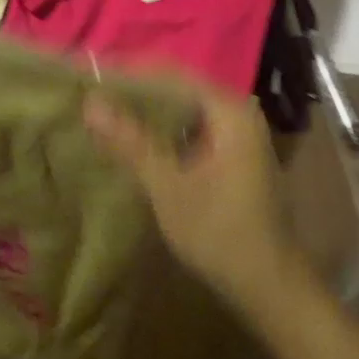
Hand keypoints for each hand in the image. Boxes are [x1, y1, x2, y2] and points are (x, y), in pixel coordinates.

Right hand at [83, 86, 296, 298]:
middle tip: (89, 92)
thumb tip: (89, 102)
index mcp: (229, 111)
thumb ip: (130, 142)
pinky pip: (187, 126)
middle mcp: (236, 112)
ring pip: (180, 107)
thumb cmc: (220, 234)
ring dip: (144, 109)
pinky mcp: (229, 153)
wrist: (270, 287)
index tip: (88, 74)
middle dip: (132, 89)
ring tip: (101, 110)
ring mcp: (236, 133)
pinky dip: (159, 128)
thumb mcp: (168, 187)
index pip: (169, 73)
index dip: (126, 71)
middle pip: (175, 86)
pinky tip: (130, 137)